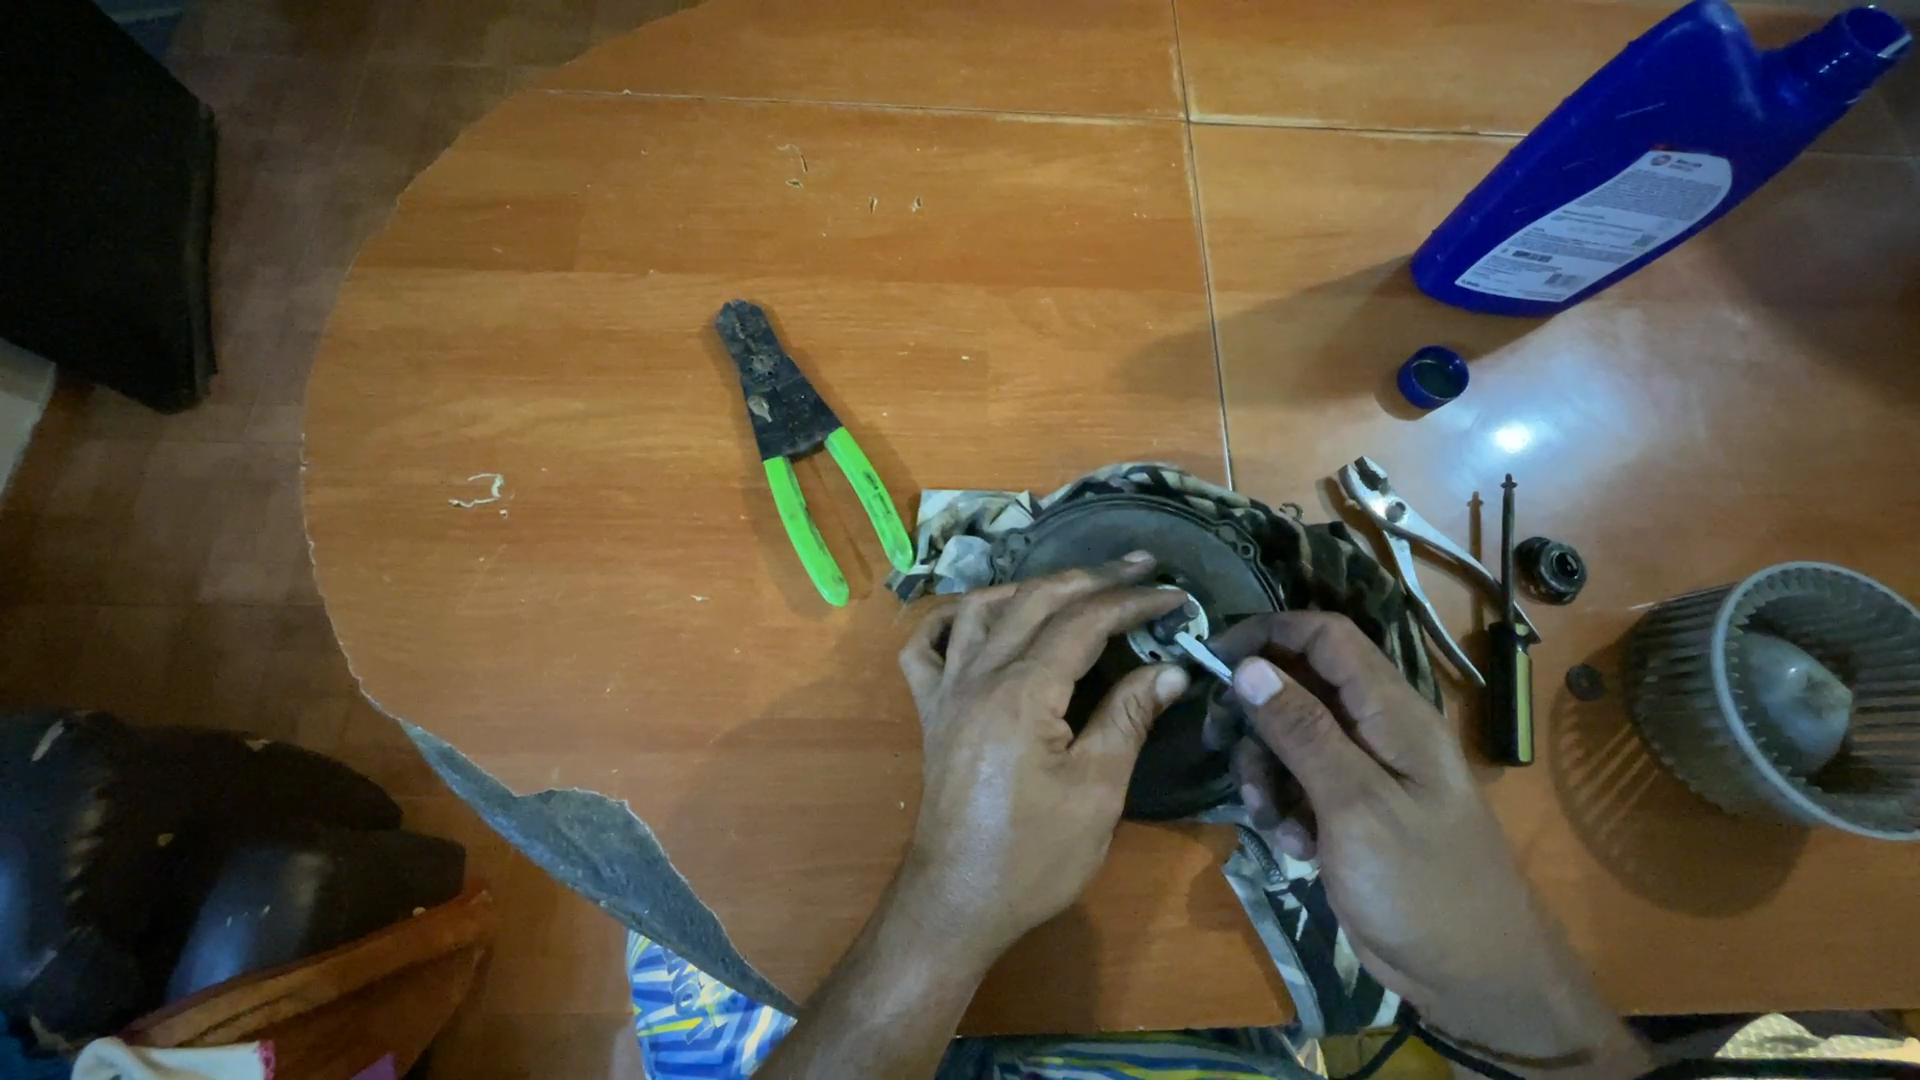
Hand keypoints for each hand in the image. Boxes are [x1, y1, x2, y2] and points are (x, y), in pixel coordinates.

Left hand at [892, 553, 1190, 965]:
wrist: (958, 901)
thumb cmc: (1034, 856)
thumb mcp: (1097, 791)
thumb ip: (1128, 717)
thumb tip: (1170, 667)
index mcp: (1022, 692)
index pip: (1083, 623)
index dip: (1131, 603)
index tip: (1174, 596)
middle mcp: (977, 675)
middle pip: (1036, 602)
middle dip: (1092, 578)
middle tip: (1140, 566)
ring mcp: (946, 690)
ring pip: (980, 610)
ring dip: (1028, 587)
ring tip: (1072, 585)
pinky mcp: (930, 711)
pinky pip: (924, 648)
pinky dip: (949, 622)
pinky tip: (975, 619)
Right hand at [1205, 613, 1644, 1075]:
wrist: (1475, 981)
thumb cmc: (1423, 886)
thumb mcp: (1354, 805)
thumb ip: (1302, 731)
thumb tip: (1246, 666)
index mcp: (1391, 711)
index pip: (1324, 636)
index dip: (1266, 633)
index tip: (1213, 659)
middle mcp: (1375, 729)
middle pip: (1296, 684)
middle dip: (1253, 712)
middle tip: (1220, 743)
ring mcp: (1362, 770)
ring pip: (1288, 736)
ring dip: (1262, 769)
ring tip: (1267, 816)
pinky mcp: (1348, 808)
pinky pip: (1296, 781)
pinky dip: (1282, 805)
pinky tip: (1293, 845)